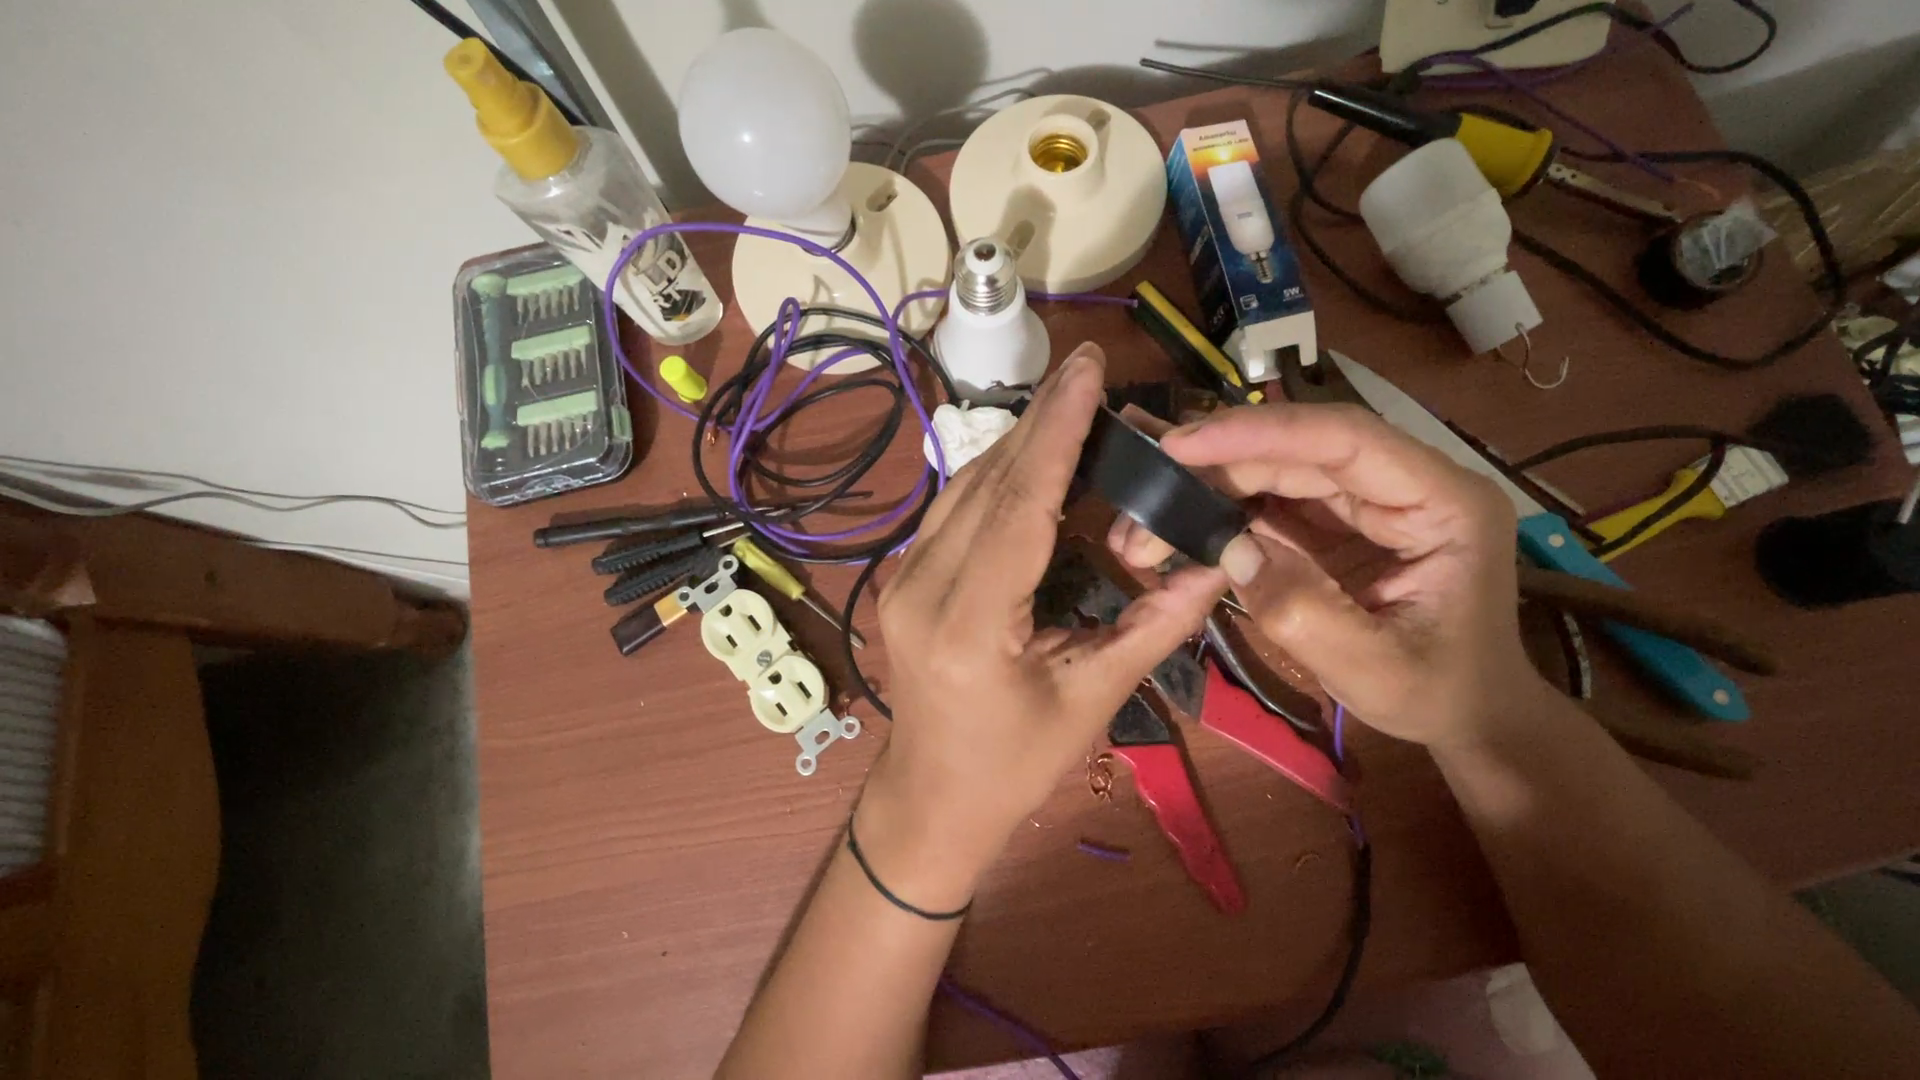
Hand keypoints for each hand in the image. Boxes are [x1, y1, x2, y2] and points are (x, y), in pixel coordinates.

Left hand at [859, 344, 1227, 909]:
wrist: (930, 799)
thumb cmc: (1013, 766)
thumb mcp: (1091, 701)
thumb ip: (1153, 626)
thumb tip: (1218, 563)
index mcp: (967, 624)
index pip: (1019, 507)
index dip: (1056, 433)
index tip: (1086, 370)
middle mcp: (920, 587)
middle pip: (987, 483)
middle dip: (1041, 422)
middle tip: (1088, 371)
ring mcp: (902, 579)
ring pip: (964, 488)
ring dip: (1018, 443)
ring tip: (1070, 402)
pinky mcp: (903, 578)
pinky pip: (952, 509)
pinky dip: (996, 477)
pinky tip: (1031, 456)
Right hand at [1110, 403, 1550, 749]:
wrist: (1470, 713)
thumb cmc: (1439, 693)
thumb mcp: (1375, 670)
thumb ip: (1303, 612)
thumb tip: (1230, 550)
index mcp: (1444, 503)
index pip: (1346, 440)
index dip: (1262, 433)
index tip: (1182, 445)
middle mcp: (1409, 484)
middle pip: (1302, 449)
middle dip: (1219, 466)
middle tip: (1146, 490)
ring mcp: (1374, 500)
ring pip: (1282, 469)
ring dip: (1213, 487)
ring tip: (1151, 516)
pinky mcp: (1343, 520)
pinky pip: (1277, 500)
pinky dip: (1226, 510)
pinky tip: (1182, 524)